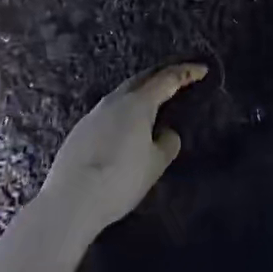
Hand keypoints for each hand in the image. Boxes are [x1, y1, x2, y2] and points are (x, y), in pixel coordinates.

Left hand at [40, 62, 207, 232]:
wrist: (70, 202)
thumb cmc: (120, 180)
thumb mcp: (155, 164)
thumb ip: (167, 143)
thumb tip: (166, 133)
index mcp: (138, 103)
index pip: (168, 78)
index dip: (187, 72)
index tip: (202, 70)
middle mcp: (115, 100)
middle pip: (143, 78)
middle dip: (162, 74)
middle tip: (179, 77)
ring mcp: (94, 114)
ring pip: (123, 92)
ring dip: (142, 90)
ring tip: (154, 99)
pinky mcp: (80, 130)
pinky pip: (110, 110)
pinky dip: (125, 108)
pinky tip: (126, 124)